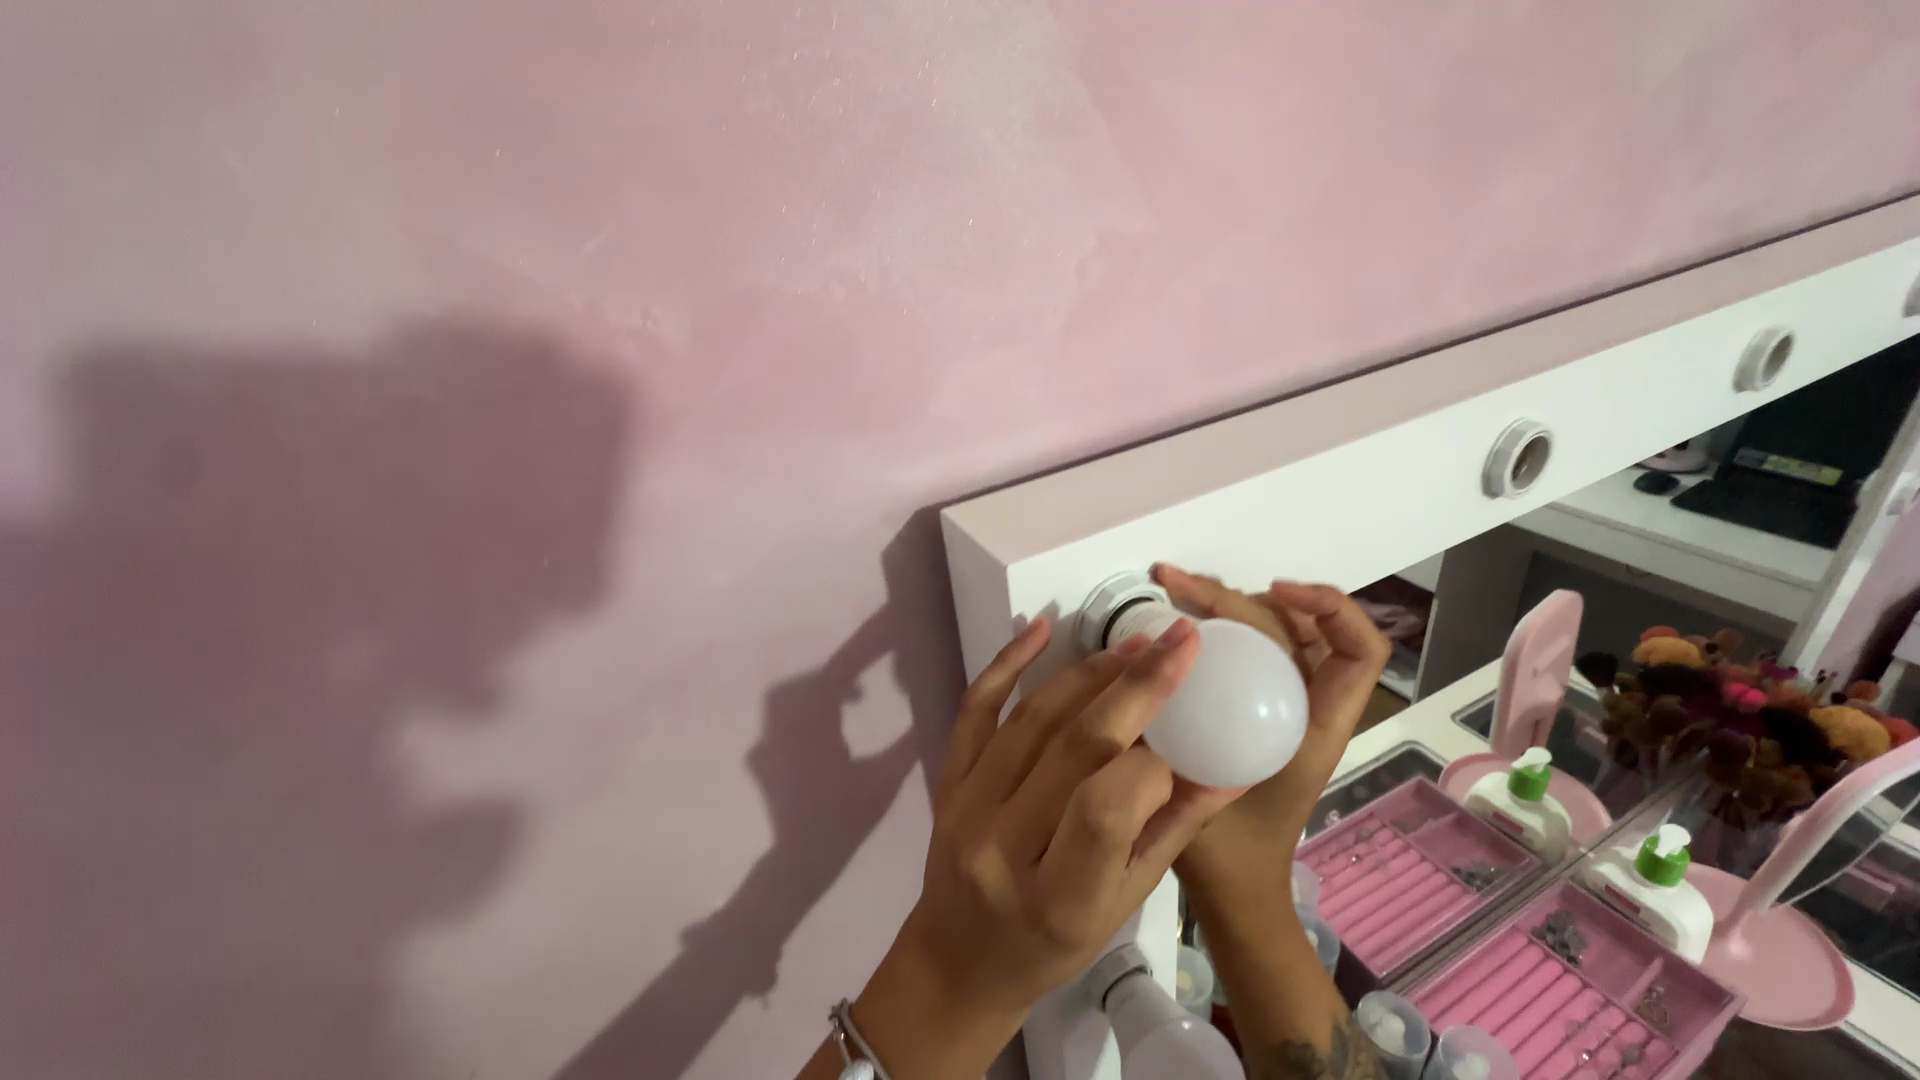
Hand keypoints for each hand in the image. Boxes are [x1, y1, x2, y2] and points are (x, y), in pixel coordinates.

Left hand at [827, 615, 1243, 1079]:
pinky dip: (1006, 663)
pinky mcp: (946, 780)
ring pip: (1031, 719)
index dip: (1154, 758)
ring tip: (1134, 644)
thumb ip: (1172, 832)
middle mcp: (1002, 844)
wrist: (958, 959)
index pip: (1107, 806)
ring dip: (1086, 673)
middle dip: (1135, 687)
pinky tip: (1043, 629)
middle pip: (1073, 747)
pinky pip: (974, 710)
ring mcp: (966, 806)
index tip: (1188, 724)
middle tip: (1178, 640)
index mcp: (1058, 897)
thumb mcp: (1122, 905)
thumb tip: (1229, 766)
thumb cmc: (1052, 946)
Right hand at [1153, 564, 1389, 893]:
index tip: (1269, 593)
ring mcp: (1277, 705)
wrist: (1233, 888)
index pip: (1360, 652)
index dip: (1330, 608)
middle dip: (1238, 594)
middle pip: (1296, 627)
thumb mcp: (1201, 794)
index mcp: (1317, 726)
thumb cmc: (1226, 849)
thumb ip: (1180, 742)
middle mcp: (1306, 707)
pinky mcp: (1249, 709)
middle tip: (1174, 583)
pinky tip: (1172, 627)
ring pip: (1268, 633)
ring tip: (1170, 587)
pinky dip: (1215, 630)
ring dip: (1226, 603)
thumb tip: (1145, 669)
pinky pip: (1243, 654)